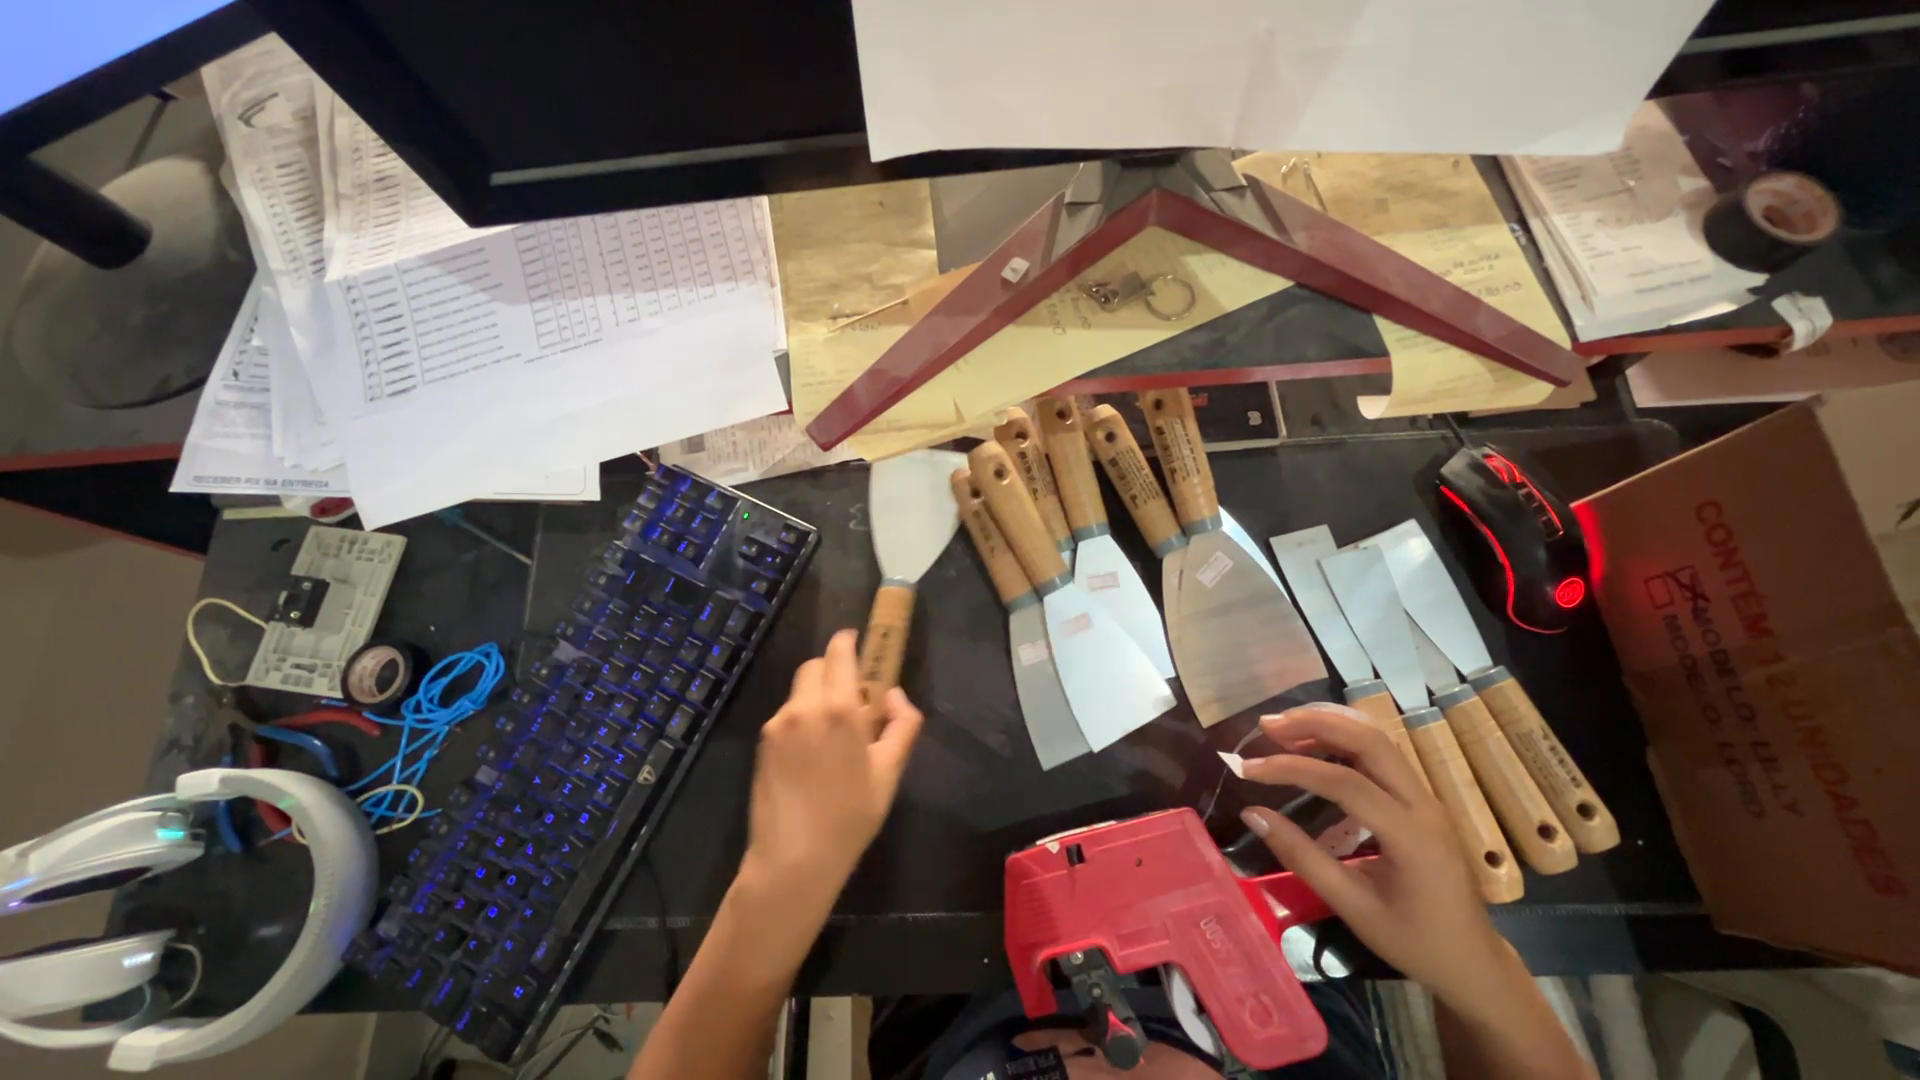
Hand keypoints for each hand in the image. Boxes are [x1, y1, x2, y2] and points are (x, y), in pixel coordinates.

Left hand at [741, 629, 923, 898]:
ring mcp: (778, 724)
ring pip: (799, 691)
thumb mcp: (890, 772)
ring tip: (832, 732)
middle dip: (833, 669)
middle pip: (815, 666)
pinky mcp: (762, 742)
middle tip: (852, 696)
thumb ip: (902, 725)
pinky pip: (786, 715)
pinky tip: (811, 754)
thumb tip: (894, 695)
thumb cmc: (850, 816)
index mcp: (840, 708)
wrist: (793, 858)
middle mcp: (804, 706)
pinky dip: (801, 718)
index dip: (847, 641)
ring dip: (816, 695)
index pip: (839, 653)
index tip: (856, 641)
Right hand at [1234, 704, 1506, 1005]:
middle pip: (1370, 741)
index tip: (1247, 768)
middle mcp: (1423, 804)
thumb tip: (1252, 813)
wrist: (1472, 961)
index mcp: (1411, 836)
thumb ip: (1301, 857)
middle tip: (1267, 726)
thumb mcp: (1352, 907)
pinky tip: (1312, 746)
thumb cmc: (1412, 941)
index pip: (1345, 783)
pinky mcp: (1419, 799)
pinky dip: (1343, 739)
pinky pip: (1381, 754)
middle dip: (1315, 724)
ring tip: (1282, 728)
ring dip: (1329, 725)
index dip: (1292, 768)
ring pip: (1377, 739)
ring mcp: (1425, 797)